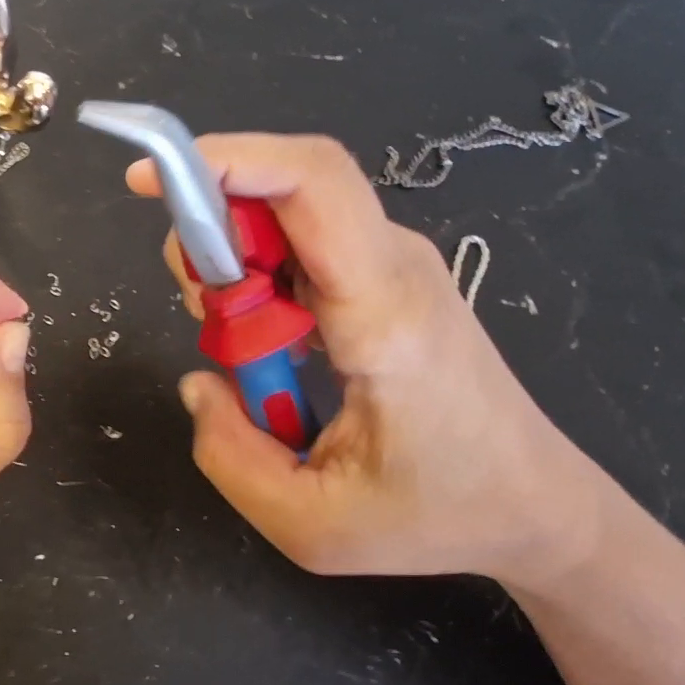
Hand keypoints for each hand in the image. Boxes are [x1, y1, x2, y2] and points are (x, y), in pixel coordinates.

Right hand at [129, 135, 605, 585]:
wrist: (537, 510)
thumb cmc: (436, 519)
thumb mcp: (309, 525)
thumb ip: (226, 454)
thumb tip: (198, 383)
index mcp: (383, 316)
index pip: (310, 185)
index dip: (223, 159)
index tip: (147, 179)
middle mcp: (395, 269)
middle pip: (287, 188)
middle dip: (212, 224)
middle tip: (200, 312)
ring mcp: (395, 267)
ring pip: (288, 212)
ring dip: (231, 257)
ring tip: (237, 346)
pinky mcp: (386, 279)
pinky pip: (301, 242)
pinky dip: (255, 272)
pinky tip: (261, 339)